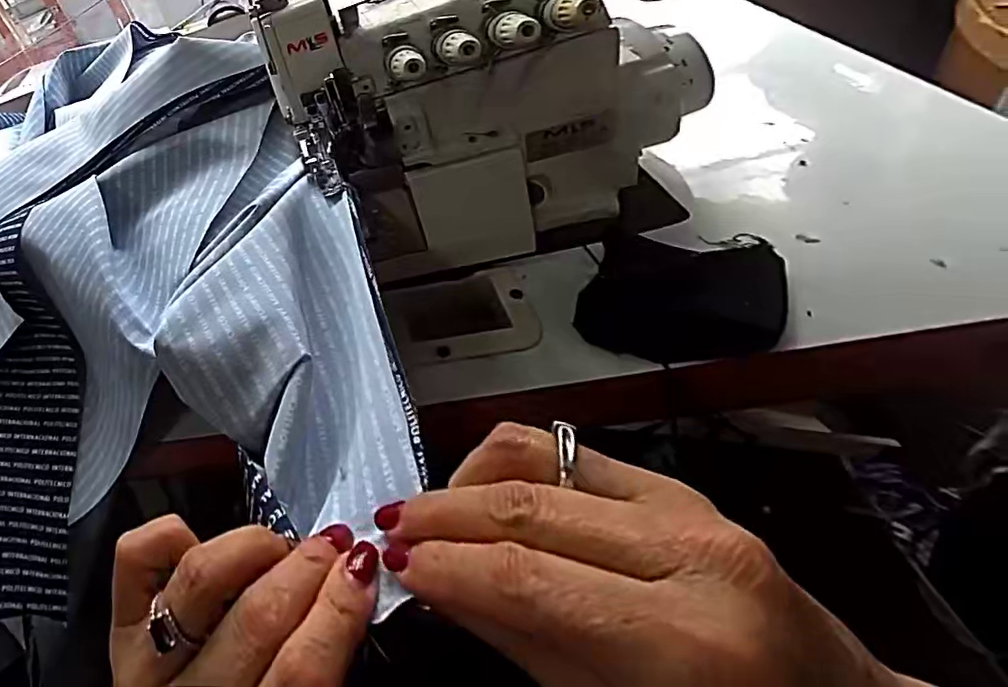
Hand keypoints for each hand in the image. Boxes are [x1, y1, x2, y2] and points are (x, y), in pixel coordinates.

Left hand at [111, 516, 380, 685]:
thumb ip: (315, 667)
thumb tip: (351, 588)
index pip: (300, 674)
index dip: (335, 614)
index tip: (359, 571)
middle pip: (254, 621)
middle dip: (302, 572)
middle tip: (331, 546)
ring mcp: (143, 655)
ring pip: (201, 579)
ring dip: (252, 547)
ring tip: (280, 543)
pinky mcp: (118, 618)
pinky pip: (137, 556)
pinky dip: (173, 533)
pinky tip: (201, 540)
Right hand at [376, 423, 922, 686]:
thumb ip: (514, 634)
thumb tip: (428, 580)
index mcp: (696, 640)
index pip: (527, 579)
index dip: (444, 567)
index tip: (392, 564)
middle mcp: (693, 553)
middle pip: (519, 507)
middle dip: (436, 517)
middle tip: (388, 532)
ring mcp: (682, 503)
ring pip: (525, 456)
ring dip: (458, 480)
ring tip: (429, 514)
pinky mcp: (666, 481)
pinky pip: (552, 443)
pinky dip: (495, 458)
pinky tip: (477, 490)